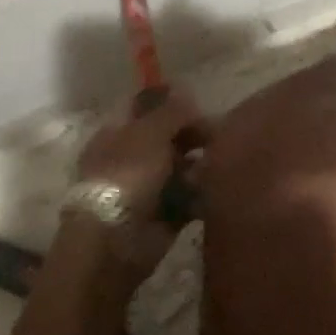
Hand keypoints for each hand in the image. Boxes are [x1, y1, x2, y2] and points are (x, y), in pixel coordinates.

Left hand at [74, 86, 206, 265]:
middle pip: (168, 137)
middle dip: (193, 134)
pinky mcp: (165, 214)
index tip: (199, 102)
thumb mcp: (150, 132)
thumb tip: (189, 94)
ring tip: (220, 162)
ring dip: (201, 164)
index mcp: (116, 134)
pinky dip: (203, 193)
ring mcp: (147, 187)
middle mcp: (130, 158)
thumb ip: (173, 111)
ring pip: (182, 167)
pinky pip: (190, 197)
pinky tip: (216, 186)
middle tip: (218, 134)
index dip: (170, 102)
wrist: (116, 240)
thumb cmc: (127, 175)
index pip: (144, 108)